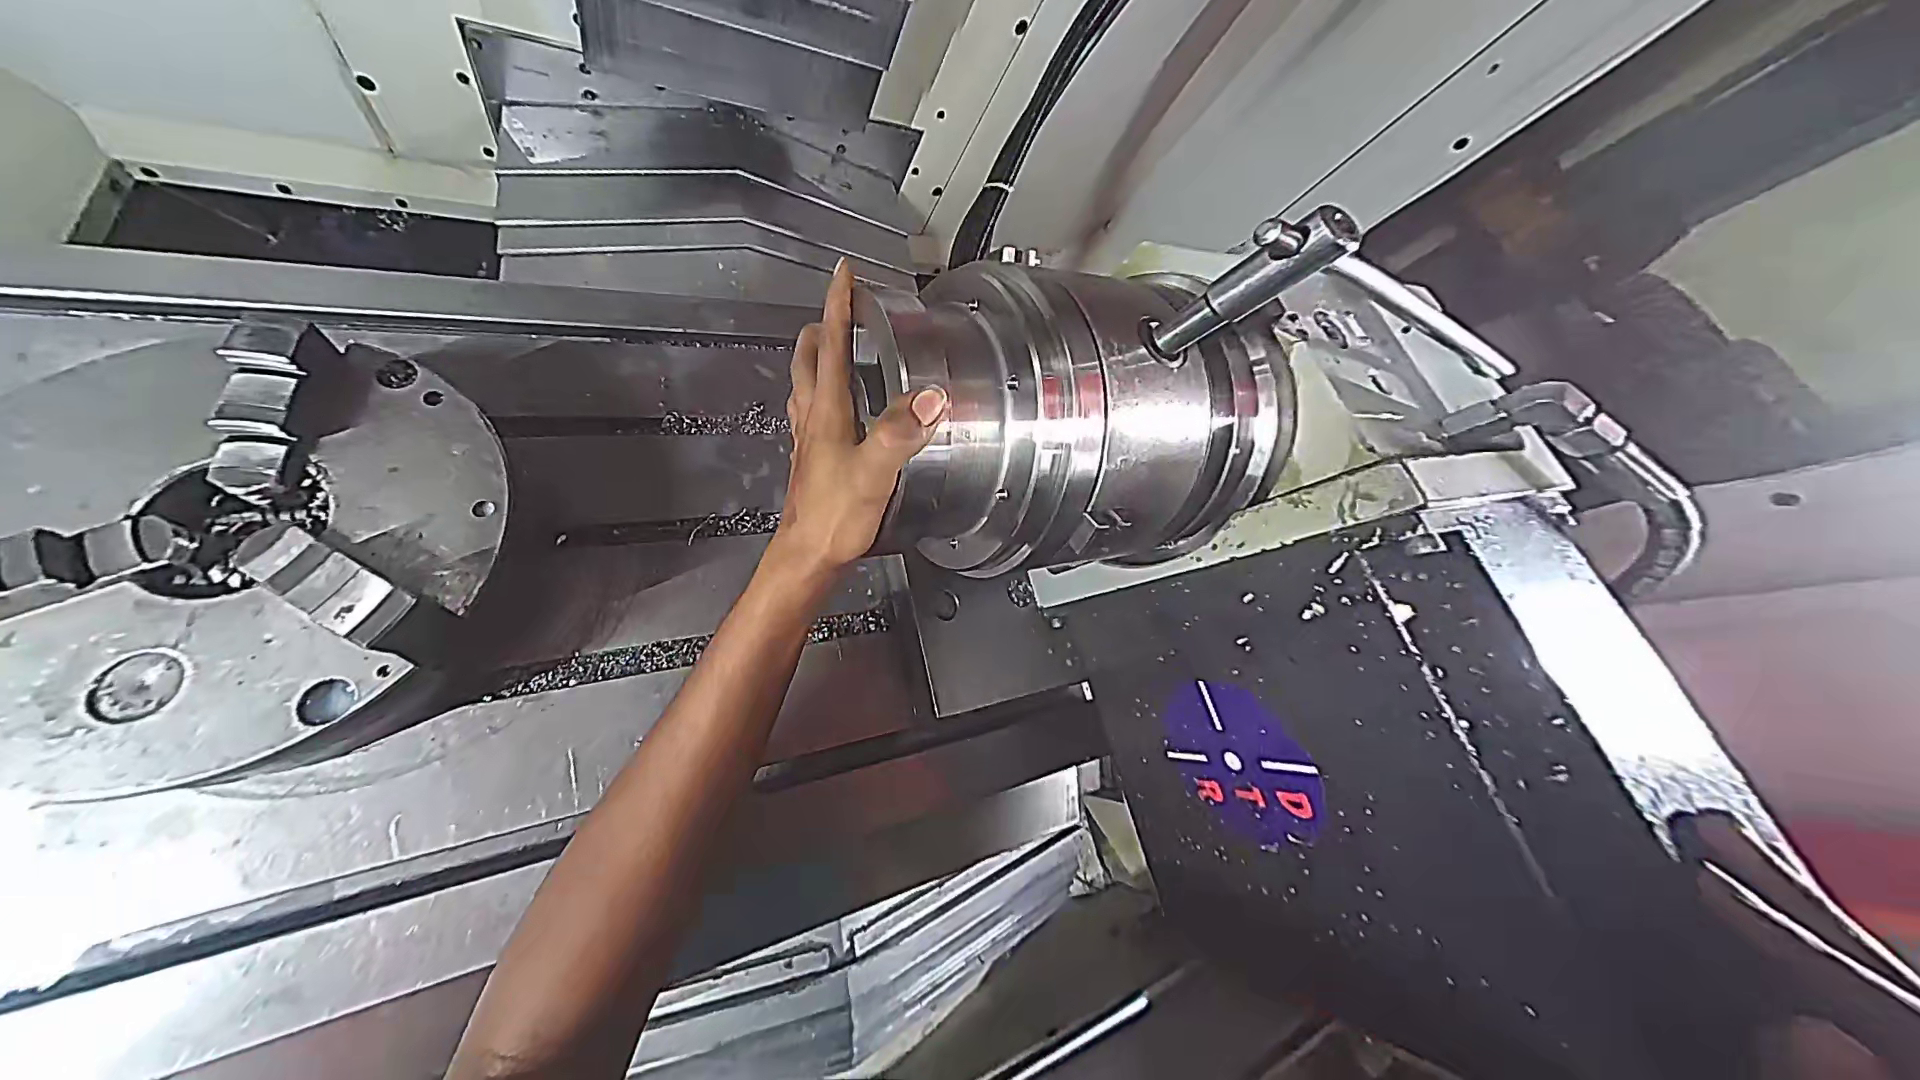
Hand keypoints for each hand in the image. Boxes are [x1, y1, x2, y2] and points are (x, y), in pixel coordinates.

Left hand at [772, 260, 947, 577]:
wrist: (807, 556)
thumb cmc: (832, 518)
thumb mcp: (874, 471)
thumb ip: (901, 432)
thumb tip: (929, 398)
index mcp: (827, 412)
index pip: (830, 344)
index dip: (837, 305)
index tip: (844, 274)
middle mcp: (813, 419)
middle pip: (808, 358)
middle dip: (822, 325)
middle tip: (838, 308)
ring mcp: (810, 439)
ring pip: (806, 383)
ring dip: (818, 357)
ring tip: (833, 344)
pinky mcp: (814, 459)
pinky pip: (814, 412)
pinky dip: (822, 393)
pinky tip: (836, 408)